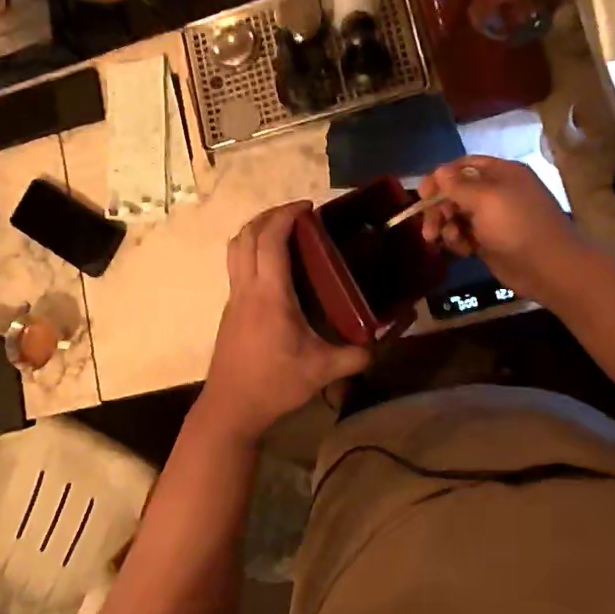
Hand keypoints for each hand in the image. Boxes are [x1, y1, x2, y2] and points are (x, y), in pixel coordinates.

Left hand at [197, 202, 370, 441]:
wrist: (231, 406)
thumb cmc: (274, 384)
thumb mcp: (323, 371)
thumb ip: (357, 355)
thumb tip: (384, 340)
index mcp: (269, 295)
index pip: (270, 240)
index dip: (286, 216)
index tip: (309, 208)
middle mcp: (246, 288)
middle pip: (246, 235)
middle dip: (269, 215)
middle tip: (298, 214)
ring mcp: (234, 298)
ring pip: (235, 249)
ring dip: (256, 231)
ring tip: (283, 231)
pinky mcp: (230, 309)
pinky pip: (237, 266)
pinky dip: (252, 251)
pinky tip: (275, 268)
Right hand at [419, 156, 595, 303]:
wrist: (548, 267)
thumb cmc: (517, 225)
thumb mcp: (485, 199)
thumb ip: (458, 185)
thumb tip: (438, 172)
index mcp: (501, 173)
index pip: (462, 166)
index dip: (440, 177)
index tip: (423, 194)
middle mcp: (496, 191)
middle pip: (454, 192)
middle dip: (438, 208)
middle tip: (429, 226)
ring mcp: (493, 217)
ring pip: (455, 215)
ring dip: (445, 227)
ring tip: (443, 240)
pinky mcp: (489, 240)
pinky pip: (463, 234)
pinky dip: (458, 241)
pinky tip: (463, 250)